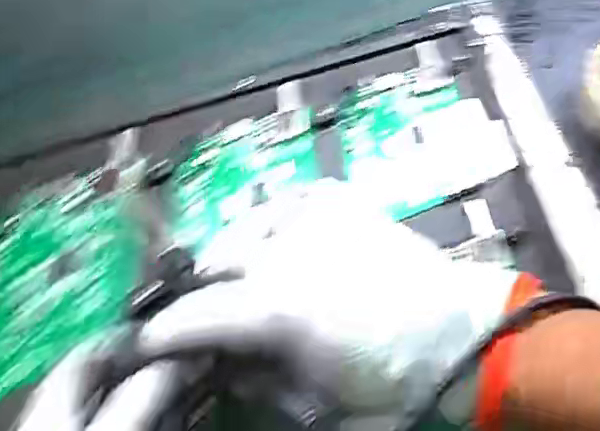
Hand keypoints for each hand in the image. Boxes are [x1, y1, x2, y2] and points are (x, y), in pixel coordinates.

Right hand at [134, 180, 518, 422]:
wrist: (455, 332)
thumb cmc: (384, 382)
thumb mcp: (309, 401)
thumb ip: (251, 375)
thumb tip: (216, 361)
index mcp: (276, 305)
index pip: (196, 313)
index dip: (161, 332)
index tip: (144, 342)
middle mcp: (287, 247)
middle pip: (216, 260)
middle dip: (199, 289)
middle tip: (200, 313)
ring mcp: (316, 214)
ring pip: (249, 223)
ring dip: (234, 251)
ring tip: (238, 277)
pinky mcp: (341, 198)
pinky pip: (290, 199)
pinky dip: (274, 220)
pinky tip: (277, 239)